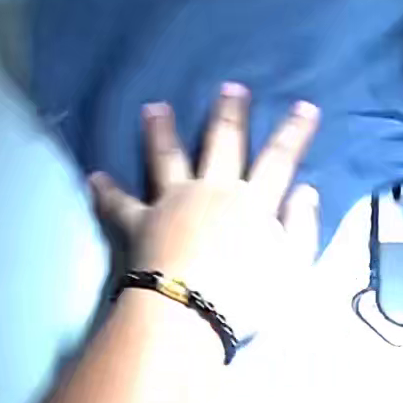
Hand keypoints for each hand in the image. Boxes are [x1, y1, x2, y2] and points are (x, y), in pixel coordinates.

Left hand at [89, 83, 322, 344]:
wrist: (192, 314)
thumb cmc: (249, 300)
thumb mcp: (293, 270)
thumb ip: (302, 229)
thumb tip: (305, 191)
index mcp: (253, 203)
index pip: (279, 160)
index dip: (294, 133)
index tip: (304, 107)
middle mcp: (212, 191)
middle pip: (222, 143)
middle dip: (229, 114)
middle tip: (230, 89)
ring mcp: (172, 203)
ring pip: (168, 158)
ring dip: (162, 132)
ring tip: (154, 109)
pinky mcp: (140, 224)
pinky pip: (121, 205)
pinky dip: (108, 191)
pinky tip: (96, 179)